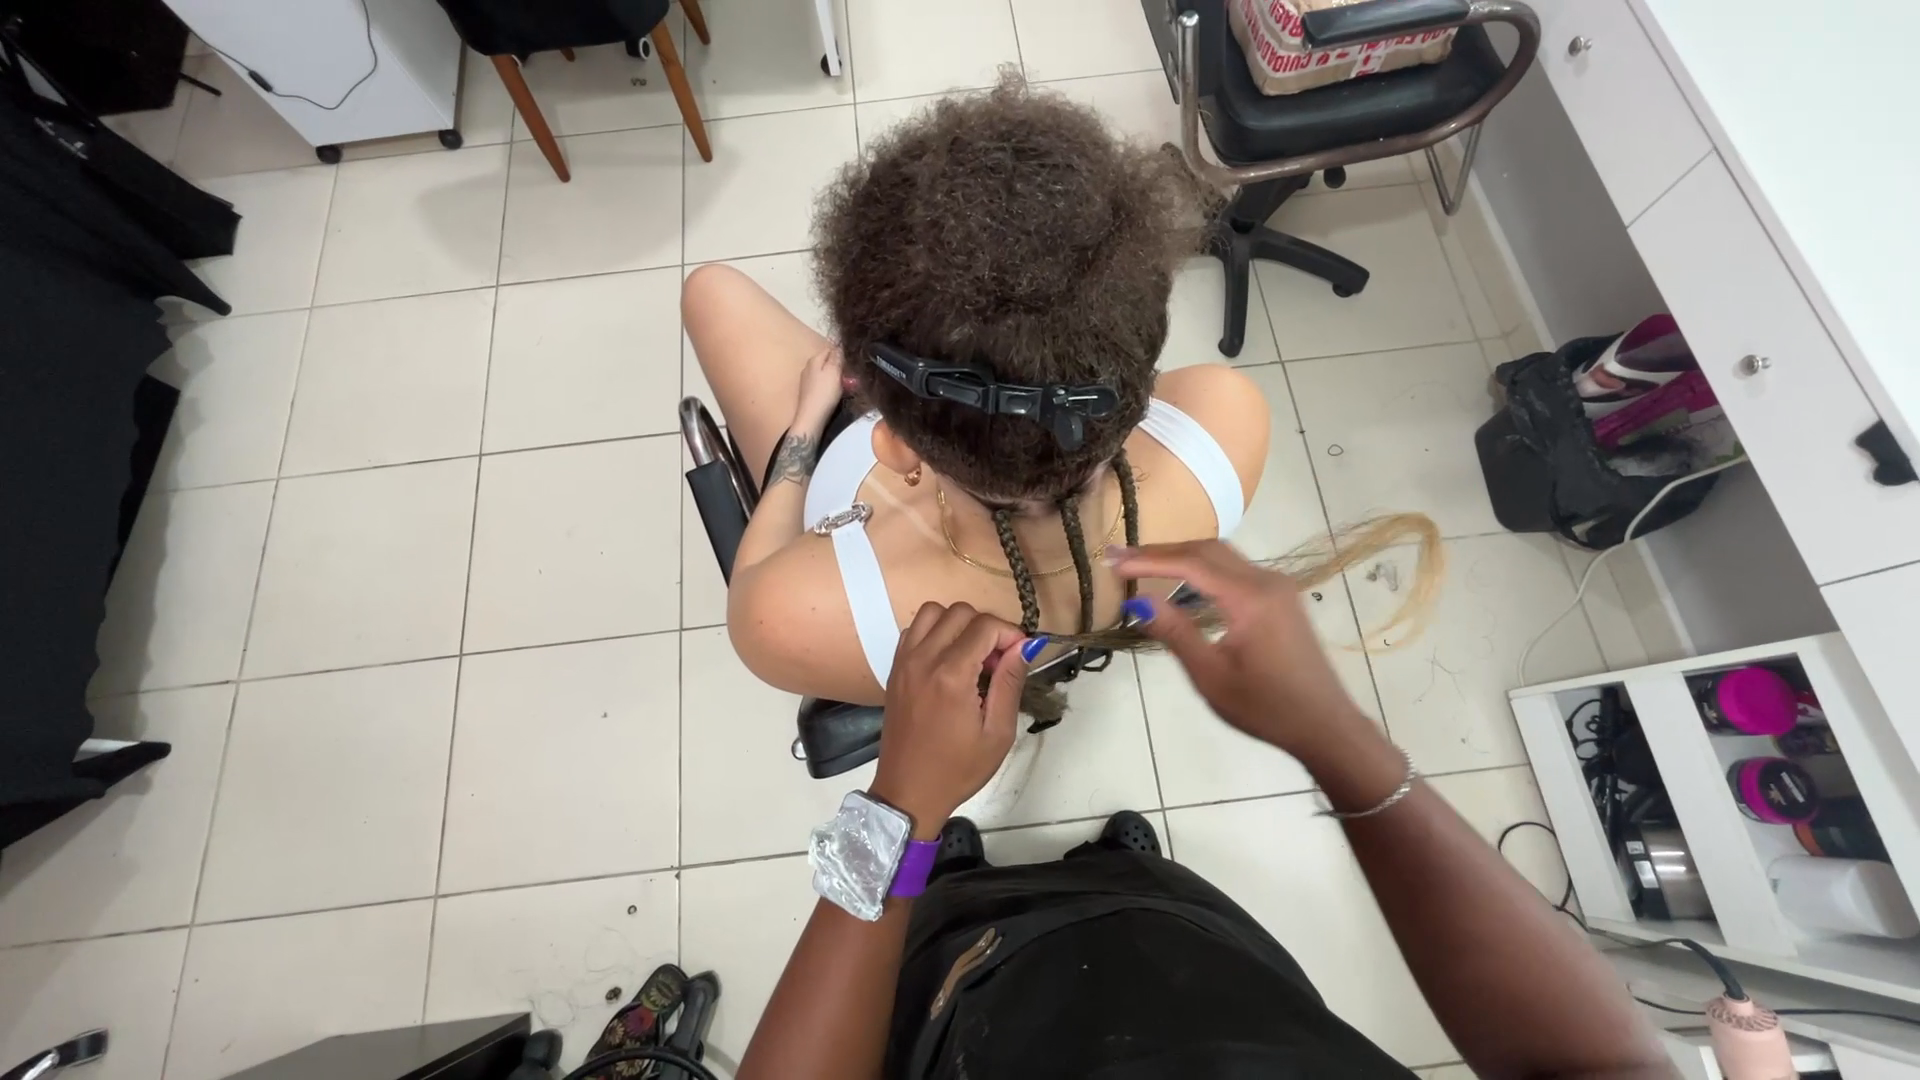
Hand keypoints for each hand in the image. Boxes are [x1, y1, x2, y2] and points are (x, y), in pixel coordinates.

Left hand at [794, 345, 845, 434]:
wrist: (812, 418)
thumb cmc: (825, 394)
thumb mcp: (834, 372)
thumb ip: (837, 357)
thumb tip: (841, 346)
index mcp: (814, 359)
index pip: (831, 348)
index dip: (843, 353)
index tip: (853, 362)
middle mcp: (808, 366)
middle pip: (828, 360)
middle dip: (840, 365)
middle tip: (852, 374)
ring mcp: (807, 379)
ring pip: (826, 371)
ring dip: (837, 375)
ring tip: (846, 384)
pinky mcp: (809, 391)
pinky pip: (823, 382)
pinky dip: (831, 384)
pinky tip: (836, 392)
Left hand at [869, 603, 1030, 838]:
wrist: (907, 791)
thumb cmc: (957, 769)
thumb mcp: (997, 733)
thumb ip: (1010, 682)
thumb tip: (1025, 645)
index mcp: (951, 676)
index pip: (985, 625)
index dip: (1010, 633)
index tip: (1020, 655)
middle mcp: (923, 659)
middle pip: (959, 611)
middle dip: (986, 627)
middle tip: (996, 660)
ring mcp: (904, 662)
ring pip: (932, 612)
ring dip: (957, 624)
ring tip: (971, 655)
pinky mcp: (894, 669)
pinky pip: (914, 630)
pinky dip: (934, 633)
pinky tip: (947, 661)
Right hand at [1110, 541, 1370, 761]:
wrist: (1325, 726)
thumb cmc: (1265, 708)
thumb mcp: (1211, 675)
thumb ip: (1175, 632)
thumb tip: (1138, 600)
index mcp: (1250, 599)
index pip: (1190, 563)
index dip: (1148, 560)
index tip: (1112, 562)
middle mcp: (1266, 582)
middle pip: (1206, 550)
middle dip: (1160, 551)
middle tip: (1119, 558)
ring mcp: (1277, 587)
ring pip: (1221, 556)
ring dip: (1181, 556)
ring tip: (1141, 565)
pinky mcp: (1280, 598)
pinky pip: (1234, 570)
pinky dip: (1201, 568)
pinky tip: (1181, 582)